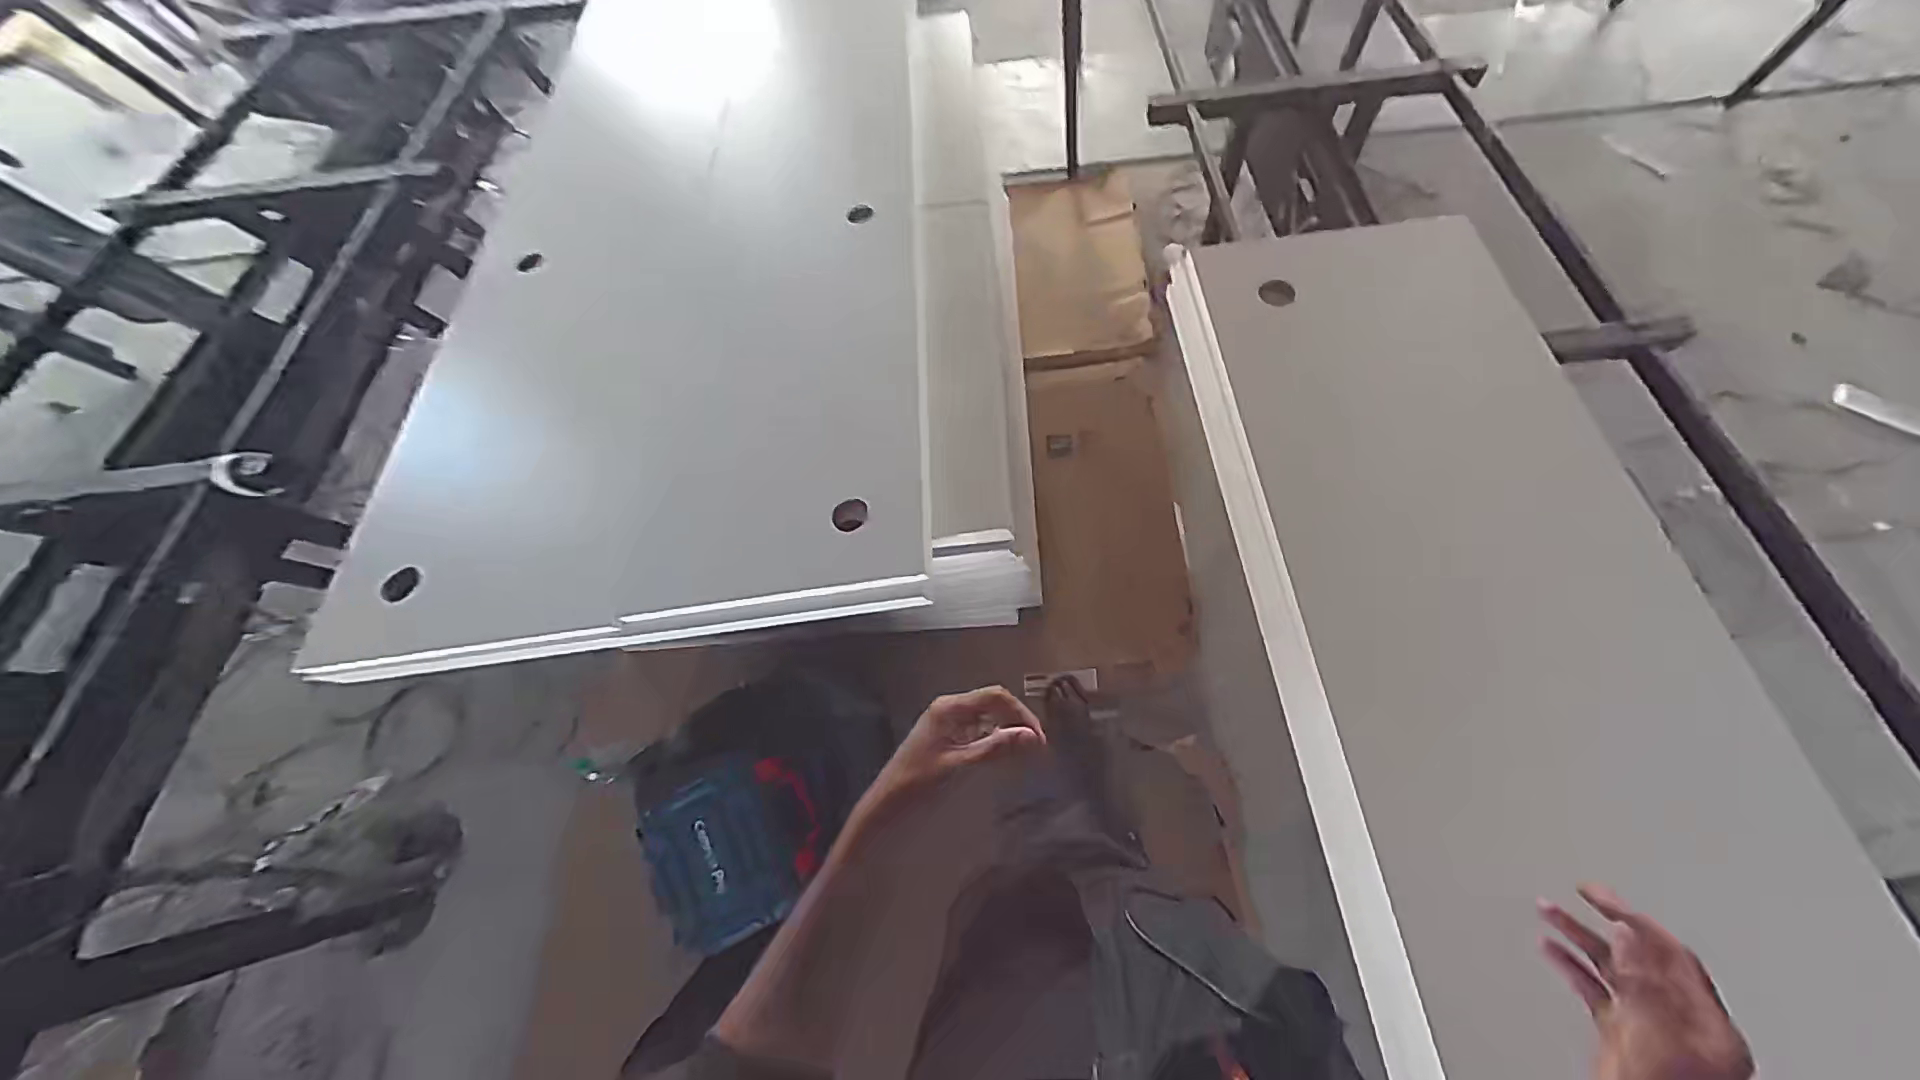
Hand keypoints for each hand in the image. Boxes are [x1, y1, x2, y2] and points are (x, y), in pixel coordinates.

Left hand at [867, 687, 1046, 806]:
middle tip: (1036, 748)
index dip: (1021, 714)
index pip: (995, 697)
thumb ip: (995, 749)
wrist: (886, 807)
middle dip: (1017, 722)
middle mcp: (949, 709)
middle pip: (993, 704)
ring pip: (988, 717)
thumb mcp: (960, 766)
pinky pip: (978, 731)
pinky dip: (995, 740)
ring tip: (1025, 753)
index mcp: (949, 708)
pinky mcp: (947, 738)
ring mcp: (948, 723)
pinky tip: (1004, 757)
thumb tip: (1031, 736)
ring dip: (1008, 731)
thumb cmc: (917, 784)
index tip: (1038, 739)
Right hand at [1539, 884, 1753, 1079]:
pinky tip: (1550, 947)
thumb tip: (1625, 931)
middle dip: (1602, 918)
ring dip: (1577, 935)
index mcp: (1702, 1018)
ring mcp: (1649, 1024)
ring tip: (1547, 909)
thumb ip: (1643, 979)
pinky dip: (1570, 963)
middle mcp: (1677, 1017)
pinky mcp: (1622, 1031)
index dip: (1631, 916)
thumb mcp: (1655, 1027)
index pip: (1668, 950)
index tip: (1597, 891)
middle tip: (1581, 890)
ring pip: (1610, 966)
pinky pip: (1593, 987)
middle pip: (1636, 953)